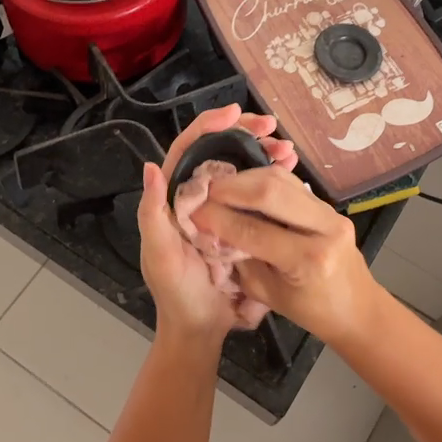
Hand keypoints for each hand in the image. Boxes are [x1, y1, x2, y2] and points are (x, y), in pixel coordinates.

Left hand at [137, 105, 296, 340]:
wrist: (202, 327)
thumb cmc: (176, 293)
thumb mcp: (160, 256)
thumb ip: (153, 214)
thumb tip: (151, 167)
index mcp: (173, 198)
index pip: (187, 150)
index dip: (208, 128)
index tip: (234, 114)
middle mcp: (197, 197)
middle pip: (218, 153)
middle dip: (245, 135)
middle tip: (273, 129)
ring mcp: (221, 210)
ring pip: (241, 170)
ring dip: (263, 154)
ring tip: (288, 151)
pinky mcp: (241, 225)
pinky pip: (256, 195)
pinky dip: (273, 180)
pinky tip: (291, 173)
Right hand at [187, 166, 386, 344]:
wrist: (359, 309)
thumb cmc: (312, 311)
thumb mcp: (267, 295)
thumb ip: (241, 259)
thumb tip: (212, 229)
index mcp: (308, 261)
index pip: (253, 231)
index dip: (218, 219)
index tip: (193, 212)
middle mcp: (325, 229)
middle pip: (271, 191)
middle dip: (231, 187)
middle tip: (204, 190)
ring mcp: (331, 213)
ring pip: (281, 179)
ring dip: (245, 179)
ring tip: (219, 186)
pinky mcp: (329, 205)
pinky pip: (291, 183)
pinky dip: (262, 180)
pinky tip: (242, 186)